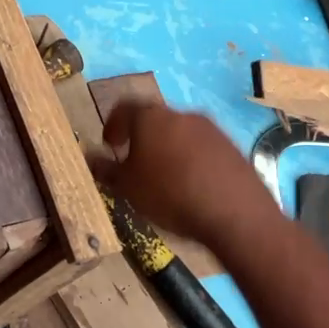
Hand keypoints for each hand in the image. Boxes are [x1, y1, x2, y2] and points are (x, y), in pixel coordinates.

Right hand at [93, 101, 277, 244]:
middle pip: (154, 119)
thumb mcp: (129, 189)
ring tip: (168, 177)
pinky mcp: (235, 149)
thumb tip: (89, 159)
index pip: (123, 108)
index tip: (110, 145)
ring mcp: (211, 130)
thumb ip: (106, 171)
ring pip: (181, 133)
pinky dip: (195, 160)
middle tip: (138, 162)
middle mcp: (180, 114)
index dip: (113, 125)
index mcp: (149, 116)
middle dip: (143, 137)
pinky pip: (205, 148)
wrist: (239, 219)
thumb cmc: (172, 196)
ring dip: (171, 148)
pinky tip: (195, 186)